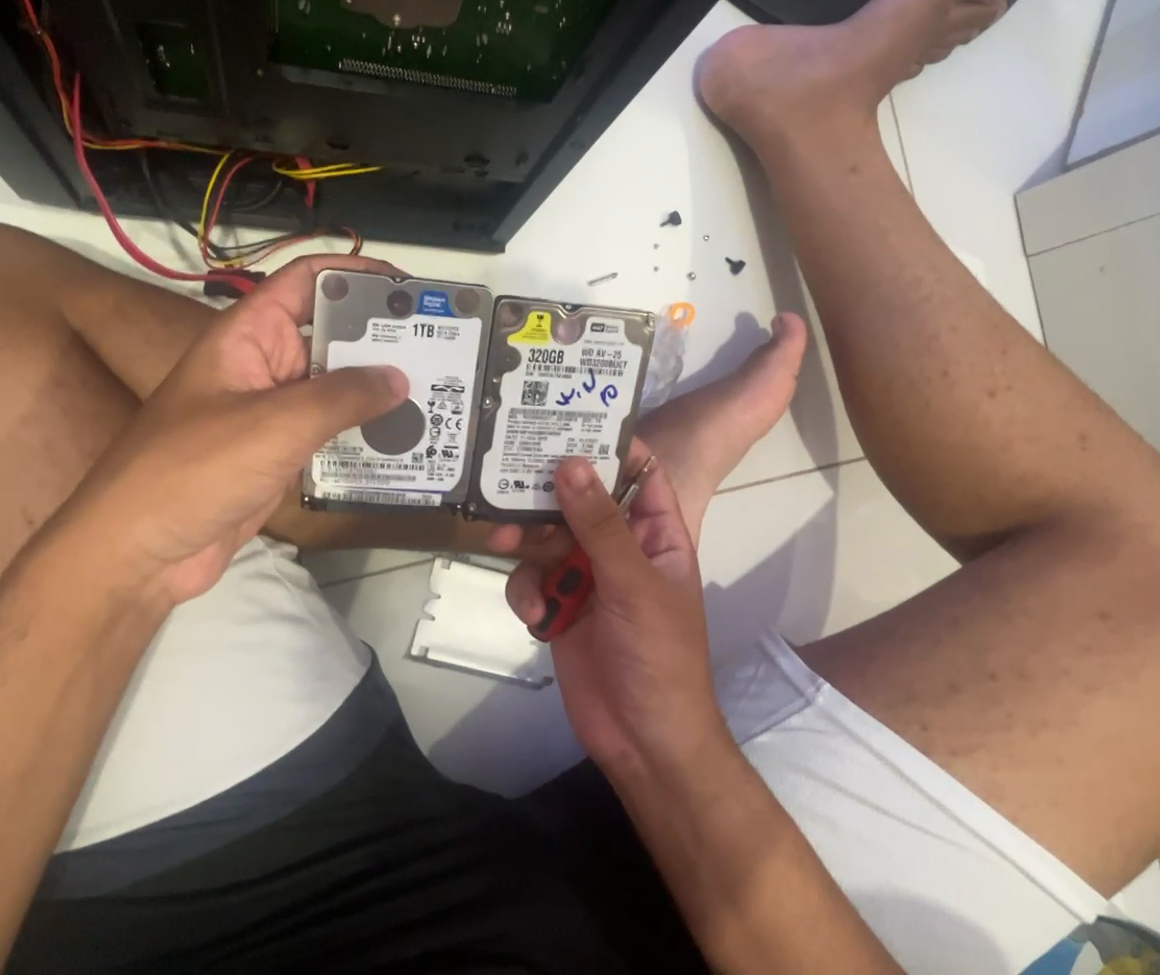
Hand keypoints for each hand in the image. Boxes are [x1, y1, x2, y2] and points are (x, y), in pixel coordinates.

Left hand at [57, 254, 408, 607]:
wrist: (141, 550)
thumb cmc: (195, 469)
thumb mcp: (276, 424)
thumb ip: (342, 397)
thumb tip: (400, 378)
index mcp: (247, 336)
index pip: (306, 282)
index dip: (356, 275)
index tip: (410, 292)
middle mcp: (261, 366)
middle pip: (328, 336)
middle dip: (380, 340)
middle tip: (442, 351)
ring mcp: (269, 414)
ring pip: (332, 389)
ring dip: (376, 392)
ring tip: (436, 395)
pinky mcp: (277, 455)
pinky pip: (327, 433)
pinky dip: (361, 434)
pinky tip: (403, 442)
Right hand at [505, 444, 732, 770]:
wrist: (643, 741)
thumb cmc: (659, 657)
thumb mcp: (634, 585)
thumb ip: (600, 524)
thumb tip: (570, 463)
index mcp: (657, 536)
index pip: (638, 474)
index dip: (608, 445)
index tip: (565, 417)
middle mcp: (620, 550)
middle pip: (578, 503)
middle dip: (545, 495)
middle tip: (507, 474)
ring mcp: (588, 580)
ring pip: (546, 540)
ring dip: (525, 541)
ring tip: (500, 539)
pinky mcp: (560, 610)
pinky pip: (532, 582)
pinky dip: (526, 592)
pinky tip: (533, 614)